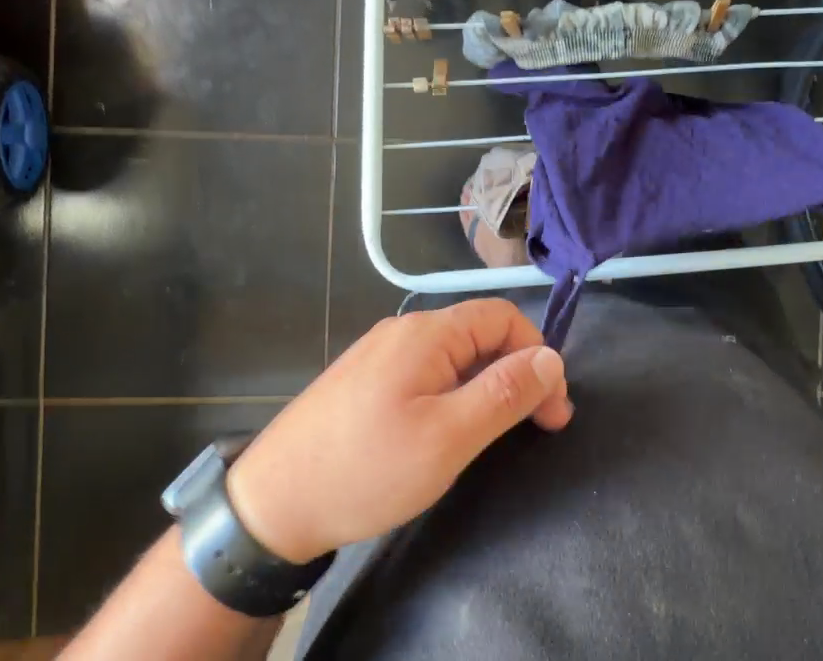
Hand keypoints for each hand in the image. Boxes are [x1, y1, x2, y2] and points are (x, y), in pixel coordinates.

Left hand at [225, 297, 572, 563]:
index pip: (503, 317)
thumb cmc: (366, 469)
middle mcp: (403, 332)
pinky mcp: (363, 382)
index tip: (553, 410)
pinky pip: (426, 374)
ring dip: (487, 387)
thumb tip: (551, 357)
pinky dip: (454, 395)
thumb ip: (505, 393)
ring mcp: (379, 356)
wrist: (269, 506)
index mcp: (426, 333)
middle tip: (537, 428)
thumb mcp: (449, 437)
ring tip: (495, 434)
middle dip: (516, 374)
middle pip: (479, 334)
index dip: (538, 356)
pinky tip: (449, 432)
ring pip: (453, 357)